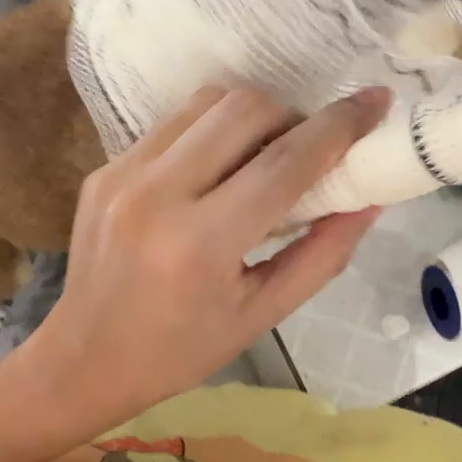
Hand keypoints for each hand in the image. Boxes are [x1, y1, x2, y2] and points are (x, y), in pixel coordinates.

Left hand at [21, 87, 389, 427]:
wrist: (84, 359)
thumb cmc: (180, 351)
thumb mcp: (261, 315)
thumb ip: (321, 255)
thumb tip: (369, 199)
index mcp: (199, 244)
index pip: (284, 163)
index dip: (338, 127)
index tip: (376, 102)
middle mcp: (156, 195)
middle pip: (245, 109)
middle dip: (292, 118)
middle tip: (306, 154)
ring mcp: (121, 175)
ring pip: (206, 103)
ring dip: (250, 118)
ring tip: (261, 160)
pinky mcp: (104, 169)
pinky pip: (173, 125)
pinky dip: (209, 135)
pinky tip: (213, 175)